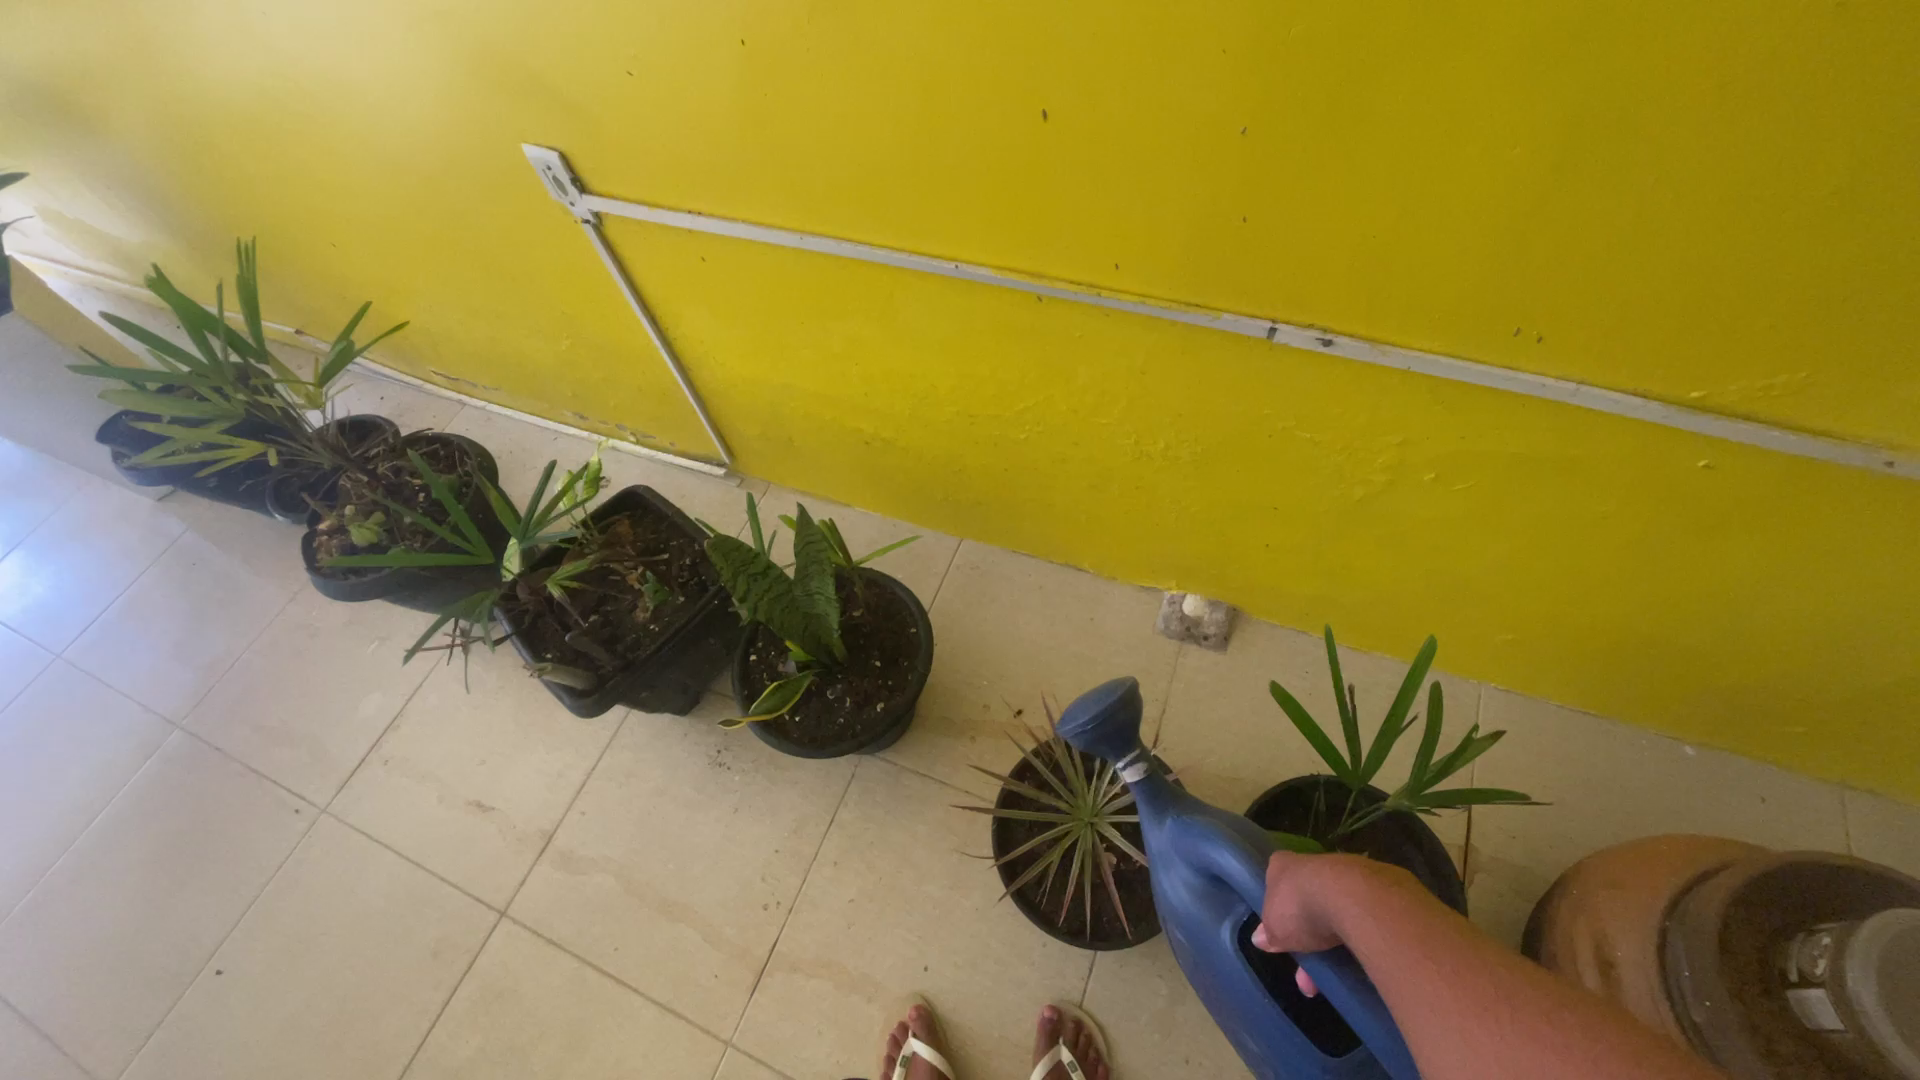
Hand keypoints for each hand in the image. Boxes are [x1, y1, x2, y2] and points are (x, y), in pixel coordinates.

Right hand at [1251, 852, 1385, 996]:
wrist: (1356, 900)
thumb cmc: (1302, 907)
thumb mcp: (1275, 927)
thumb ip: (1269, 932)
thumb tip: (1260, 938)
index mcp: (1283, 865)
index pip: (1276, 879)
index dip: (1278, 906)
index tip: (1282, 931)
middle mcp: (1315, 863)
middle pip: (1309, 900)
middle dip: (1309, 940)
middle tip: (1310, 977)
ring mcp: (1350, 873)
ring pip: (1340, 911)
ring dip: (1337, 944)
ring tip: (1340, 980)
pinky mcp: (1382, 888)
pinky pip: (1366, 917)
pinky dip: (1363, 938)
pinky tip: (1364, 962)